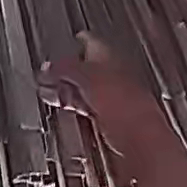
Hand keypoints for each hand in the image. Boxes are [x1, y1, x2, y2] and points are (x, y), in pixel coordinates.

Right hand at [40, 34, 179, 180]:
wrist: (142, 143)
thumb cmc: (125, 105)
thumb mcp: (87, 78)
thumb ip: (66, 68)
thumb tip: (50, 65)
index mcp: (112, 59)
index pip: (89, 43)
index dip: (71, 46)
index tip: (55, 52)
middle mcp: (114, 76)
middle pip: (84, 68)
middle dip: (64, 72)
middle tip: (44, 75)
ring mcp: (113, 99)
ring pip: (84, 89)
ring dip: (65, 90)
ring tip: (46, 91)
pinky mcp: (109, 121)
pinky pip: (85, 107)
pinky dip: (72, 106)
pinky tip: (62, 107)